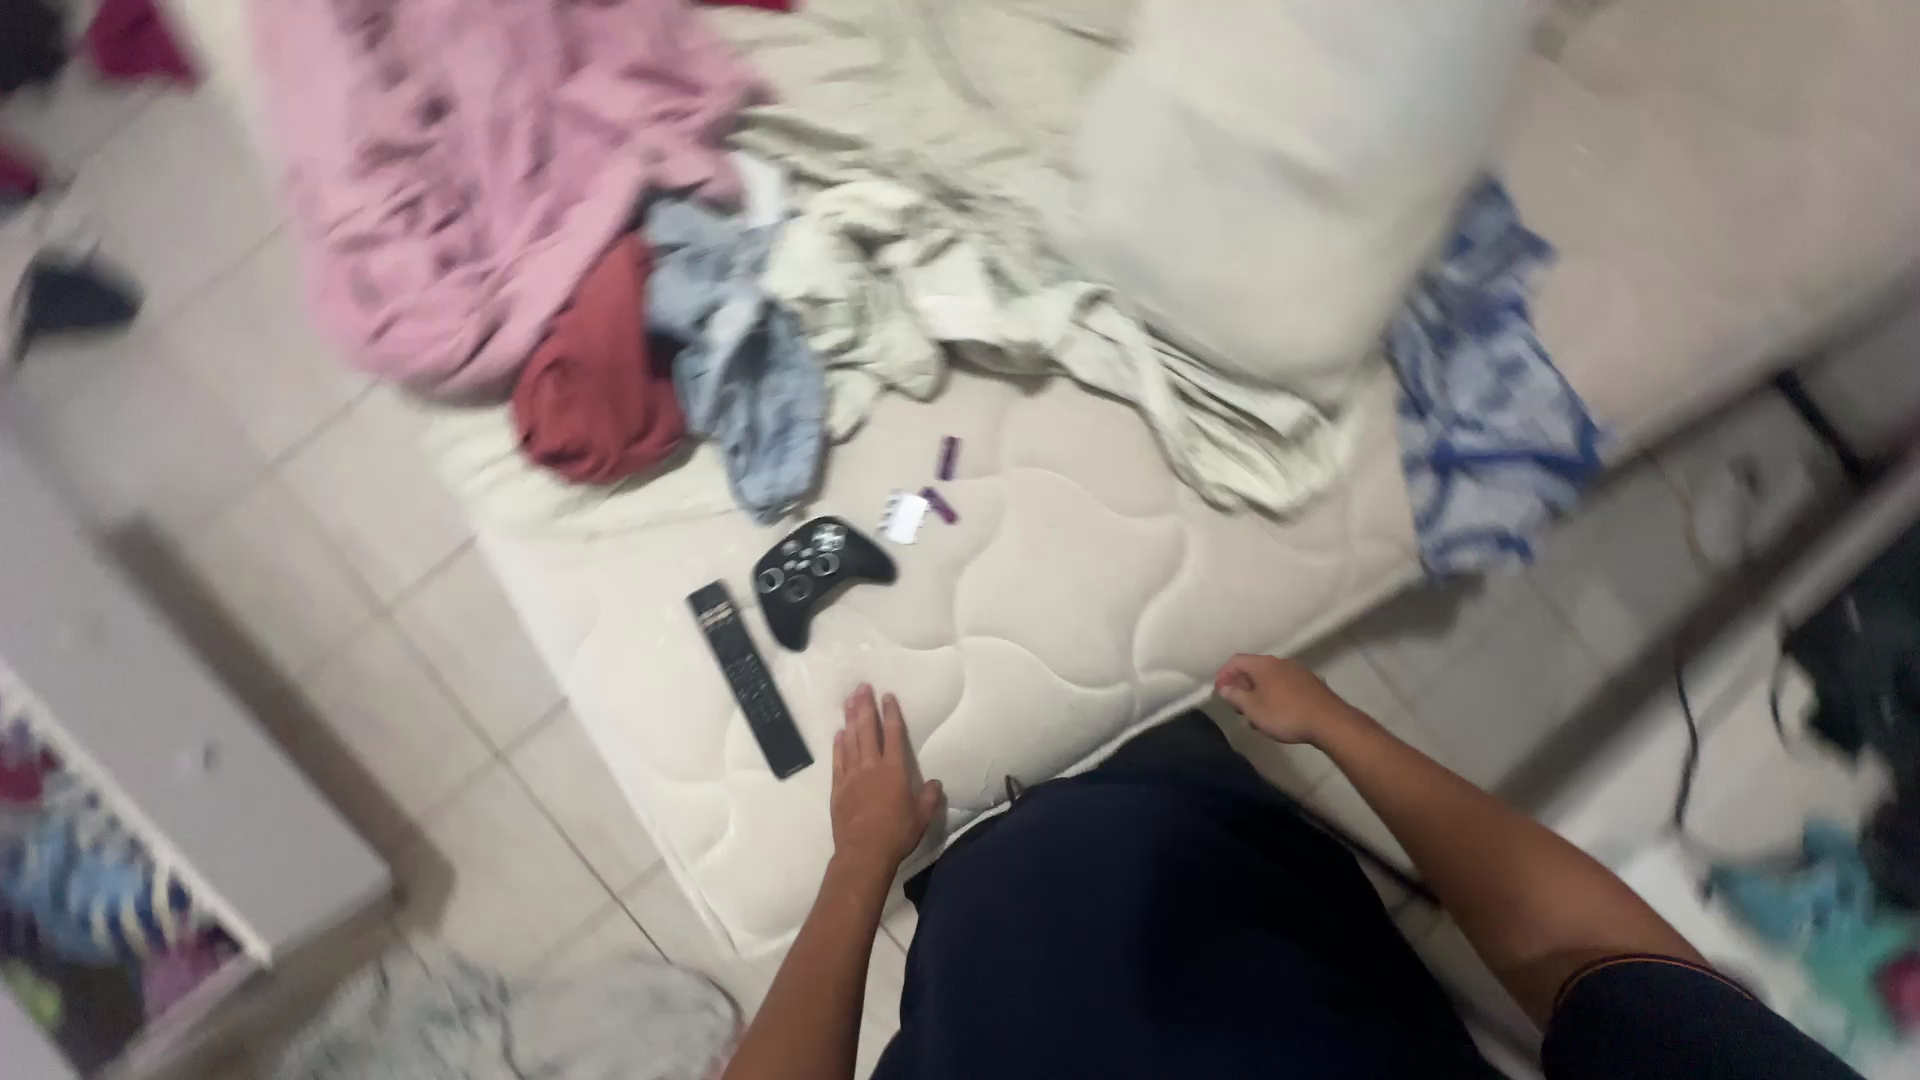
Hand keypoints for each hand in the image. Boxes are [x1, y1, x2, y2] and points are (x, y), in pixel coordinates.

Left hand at [831, 685, 942, 879]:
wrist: (863, 854)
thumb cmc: (896, 834)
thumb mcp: (921, 817)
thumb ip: (929, 798)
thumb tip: (936, 784)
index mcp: (894, 770)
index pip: (893, 734)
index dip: (891, 714)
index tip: (887, 697)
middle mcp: (872, 766)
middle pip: (867, 730)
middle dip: (865, 706)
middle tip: (861, 687)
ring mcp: (852, 775)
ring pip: (850, 740)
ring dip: (850, 719)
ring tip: (848, 700)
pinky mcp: (838, 787)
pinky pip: (838, 760)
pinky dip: (838, 745)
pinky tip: (838, 733)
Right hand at [1213, 654, 1361, 745]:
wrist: (1330, 722)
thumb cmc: (1285, 714)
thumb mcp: (1253, 709)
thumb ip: (1235, 696)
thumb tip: (1225, 688)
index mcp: (1263, 664)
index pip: (1236, 661)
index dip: (1223, 675)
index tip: (1219, 692)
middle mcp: (1280, 662)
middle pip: (1253, 669)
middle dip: (1241, 686)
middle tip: (1236, 706)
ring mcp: (1298, 672)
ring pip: (1269, 679)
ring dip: (1258, 694)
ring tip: (1255, 716)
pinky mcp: (1311, 685)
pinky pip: (1284, 686)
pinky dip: (1274, 697)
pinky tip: (1276, 715)